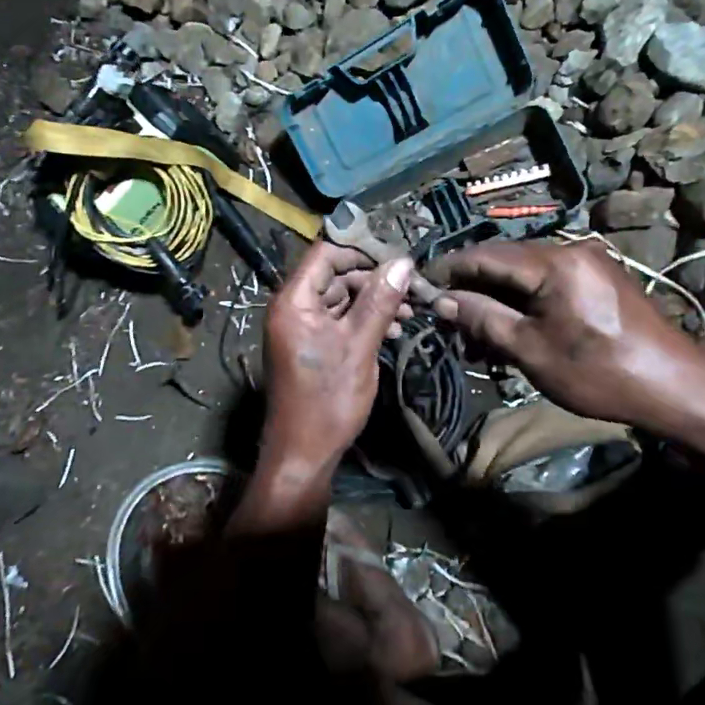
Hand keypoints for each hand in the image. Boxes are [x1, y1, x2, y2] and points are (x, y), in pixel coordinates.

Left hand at [260, 242, 411, 469]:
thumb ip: (380, 302)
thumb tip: (403, 262)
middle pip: (335, 276)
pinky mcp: (311, 347)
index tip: (397, 259)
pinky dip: (363, 322)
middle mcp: (292, 309)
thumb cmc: (328, 400)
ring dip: (374, 302)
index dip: (361, 251)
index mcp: (294, 301)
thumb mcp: (359, 346)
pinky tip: (392, 330)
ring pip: (341, 300)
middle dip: (374, 281)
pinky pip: (339, 322)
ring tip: (409, 312)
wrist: (303, 453)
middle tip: (412, 289)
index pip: (325, 254)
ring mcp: (301, 329)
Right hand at [429, 240, 704, 430]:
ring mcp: (591, 264)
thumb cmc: (597, 372)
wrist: (674, 387)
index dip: (450, 270)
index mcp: (554, 262)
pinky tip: (515, 333)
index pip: (486, 254)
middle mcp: (572, 250)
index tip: (423, 290)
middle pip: (506, 263)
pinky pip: (551, 285)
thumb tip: (443, 300)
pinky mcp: (601, 281)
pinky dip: (527, 305)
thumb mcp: (530, 349)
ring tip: (481, 342)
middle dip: (475, 292)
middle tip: (452, 325)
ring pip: (527, 277)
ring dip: (500, 303)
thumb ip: (483, 319)